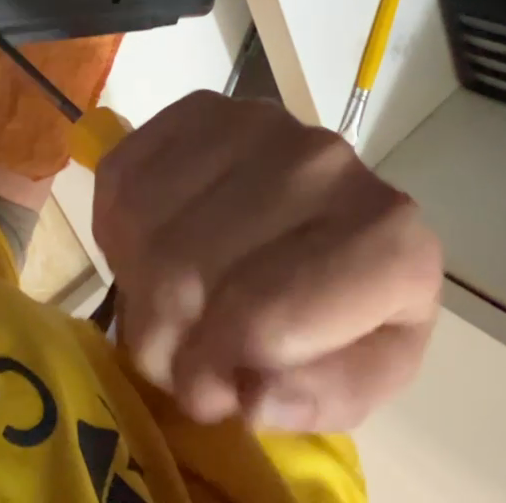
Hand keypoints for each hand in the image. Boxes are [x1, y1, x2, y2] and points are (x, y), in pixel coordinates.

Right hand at [94, 92, 441, 432]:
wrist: (326, 220)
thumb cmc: (347, 305)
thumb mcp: (362, 371)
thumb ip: (320, 398)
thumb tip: (248, 396)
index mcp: (390, 239)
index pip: (263, 318)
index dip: (214, 369)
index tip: (203, 394)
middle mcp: (323, 162)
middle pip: (189, 269)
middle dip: (162, 335)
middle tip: (166, 360)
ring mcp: (252, 122)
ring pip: (147, 223)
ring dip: (134, 283)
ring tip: (158, 307)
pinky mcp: (196, 107)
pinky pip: (122, 177)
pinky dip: (116, 228)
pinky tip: (147, 249)